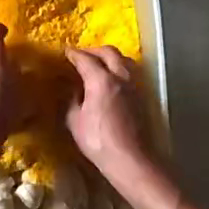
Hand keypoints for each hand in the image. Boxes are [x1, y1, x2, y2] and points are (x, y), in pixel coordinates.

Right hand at [64, 46, 152, 179]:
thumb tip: (74, 90)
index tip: (65, 52)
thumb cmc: (98, 141)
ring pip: (123, 60)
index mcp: (102, 80)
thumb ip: (72, 100)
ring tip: (98, 64)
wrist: (130, 158)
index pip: (85, 59)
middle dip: (93, 50)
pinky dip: (118, 69)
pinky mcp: (142, 96)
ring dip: (109, 57)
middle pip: (109, 52)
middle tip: (81, 56)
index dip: (73, 54)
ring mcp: (135, 85)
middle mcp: (121, 76)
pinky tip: (111, 80)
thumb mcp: (74, 121)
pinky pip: (130, 72)